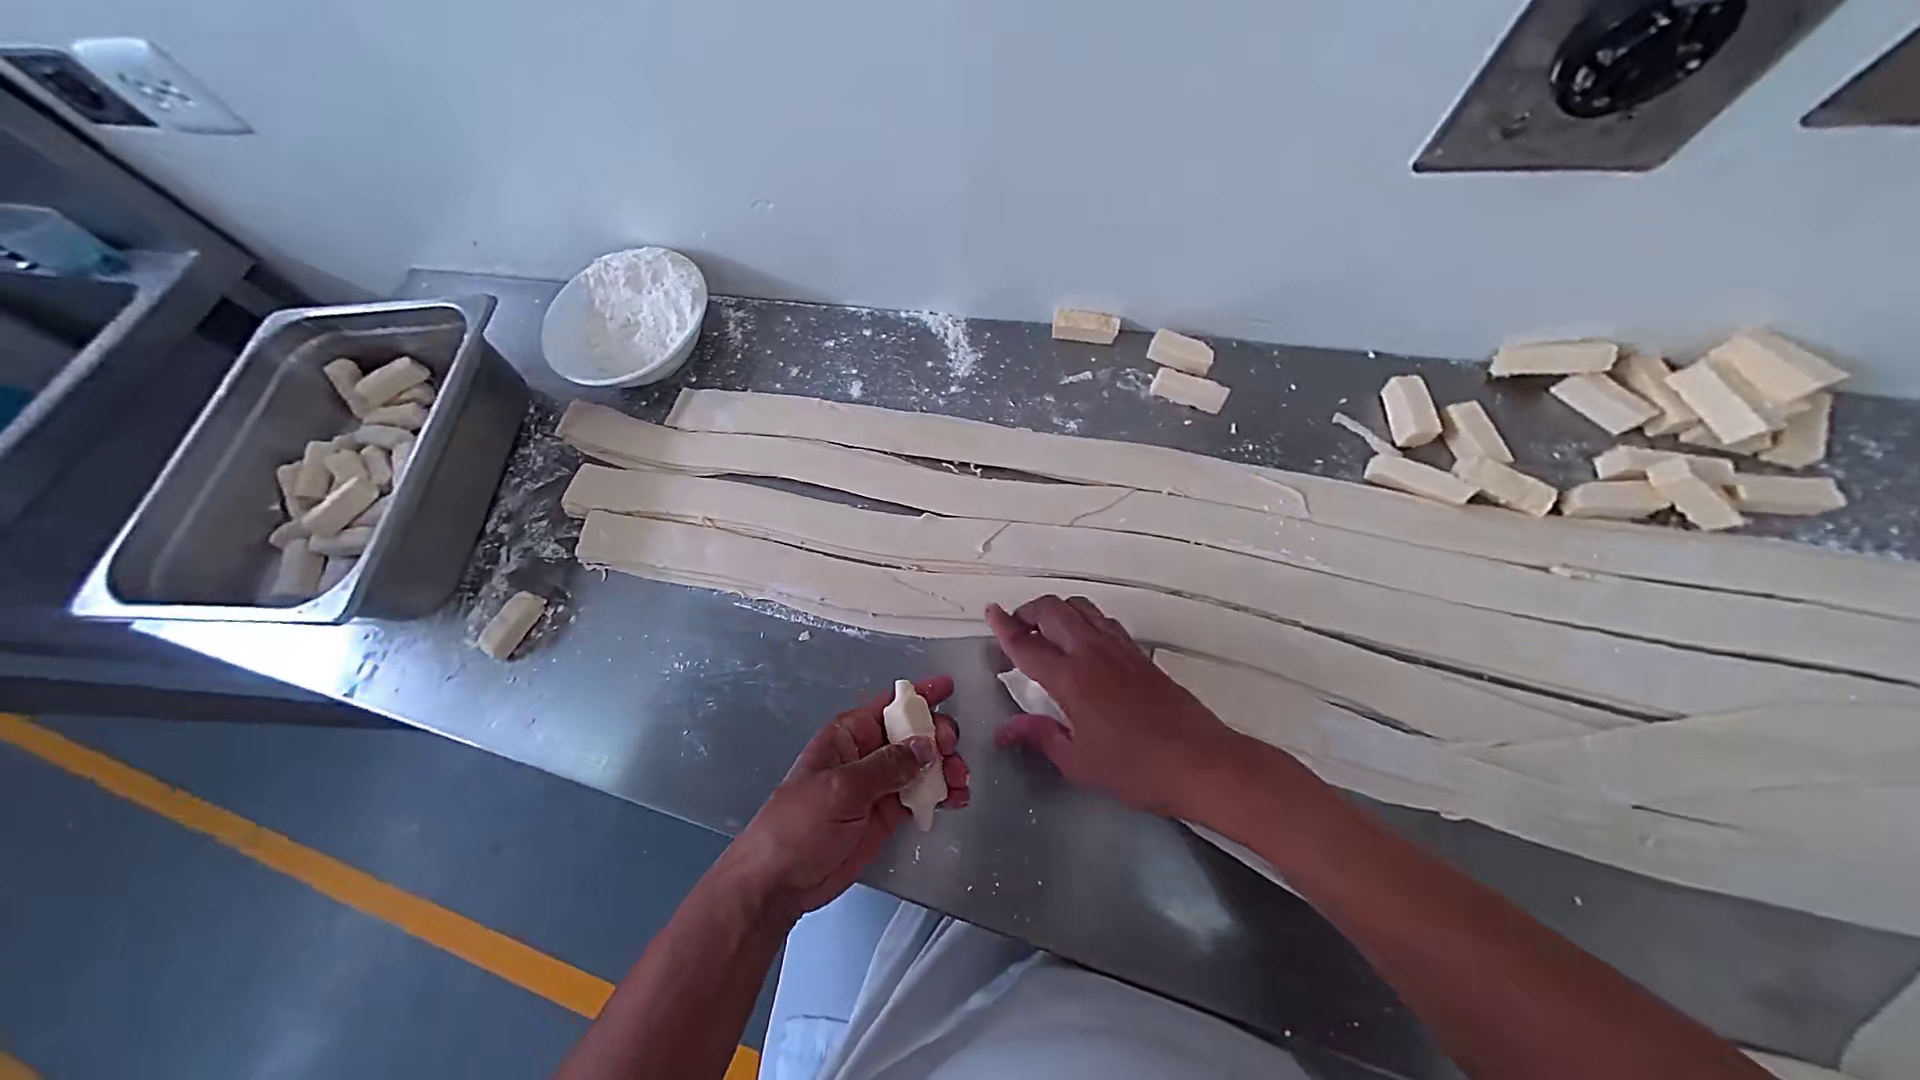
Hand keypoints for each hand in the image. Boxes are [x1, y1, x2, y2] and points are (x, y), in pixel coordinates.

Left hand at [719, 677, 970, 919]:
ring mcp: (878, 785)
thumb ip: (888, 766)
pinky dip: (942, 795)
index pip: (889, 705)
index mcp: (849, 735)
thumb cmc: (798, 825)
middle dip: (938, 736)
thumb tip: (927, 746)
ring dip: (946, 768)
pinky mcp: (887, 813)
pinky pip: (921, 795)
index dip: (918, 695)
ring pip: (923, 765)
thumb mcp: (843, 788)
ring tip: (960, 781)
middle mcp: (867, 754)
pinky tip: (956, 800)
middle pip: (913, 734)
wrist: (779, 882)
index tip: (948, 688)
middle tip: (952, 750)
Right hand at [988, 596, 1245, 817]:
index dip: (1004, 627)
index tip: (991, 614)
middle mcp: (1093, 652)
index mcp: (1071, 678)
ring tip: (1045, 627)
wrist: (1201, 762)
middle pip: (1053, 610)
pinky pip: (1104, 620)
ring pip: (1081, 607)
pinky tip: (1082, 639)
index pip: (1027, 644)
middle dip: (1028, 611)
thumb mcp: (1078, 762)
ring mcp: (1120, 649)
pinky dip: (1084, 618)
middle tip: (1015, 625)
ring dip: (1057, 609)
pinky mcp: (1140, 654)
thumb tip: (1006, 731)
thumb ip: (1040, 736)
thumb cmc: (1138, 769)